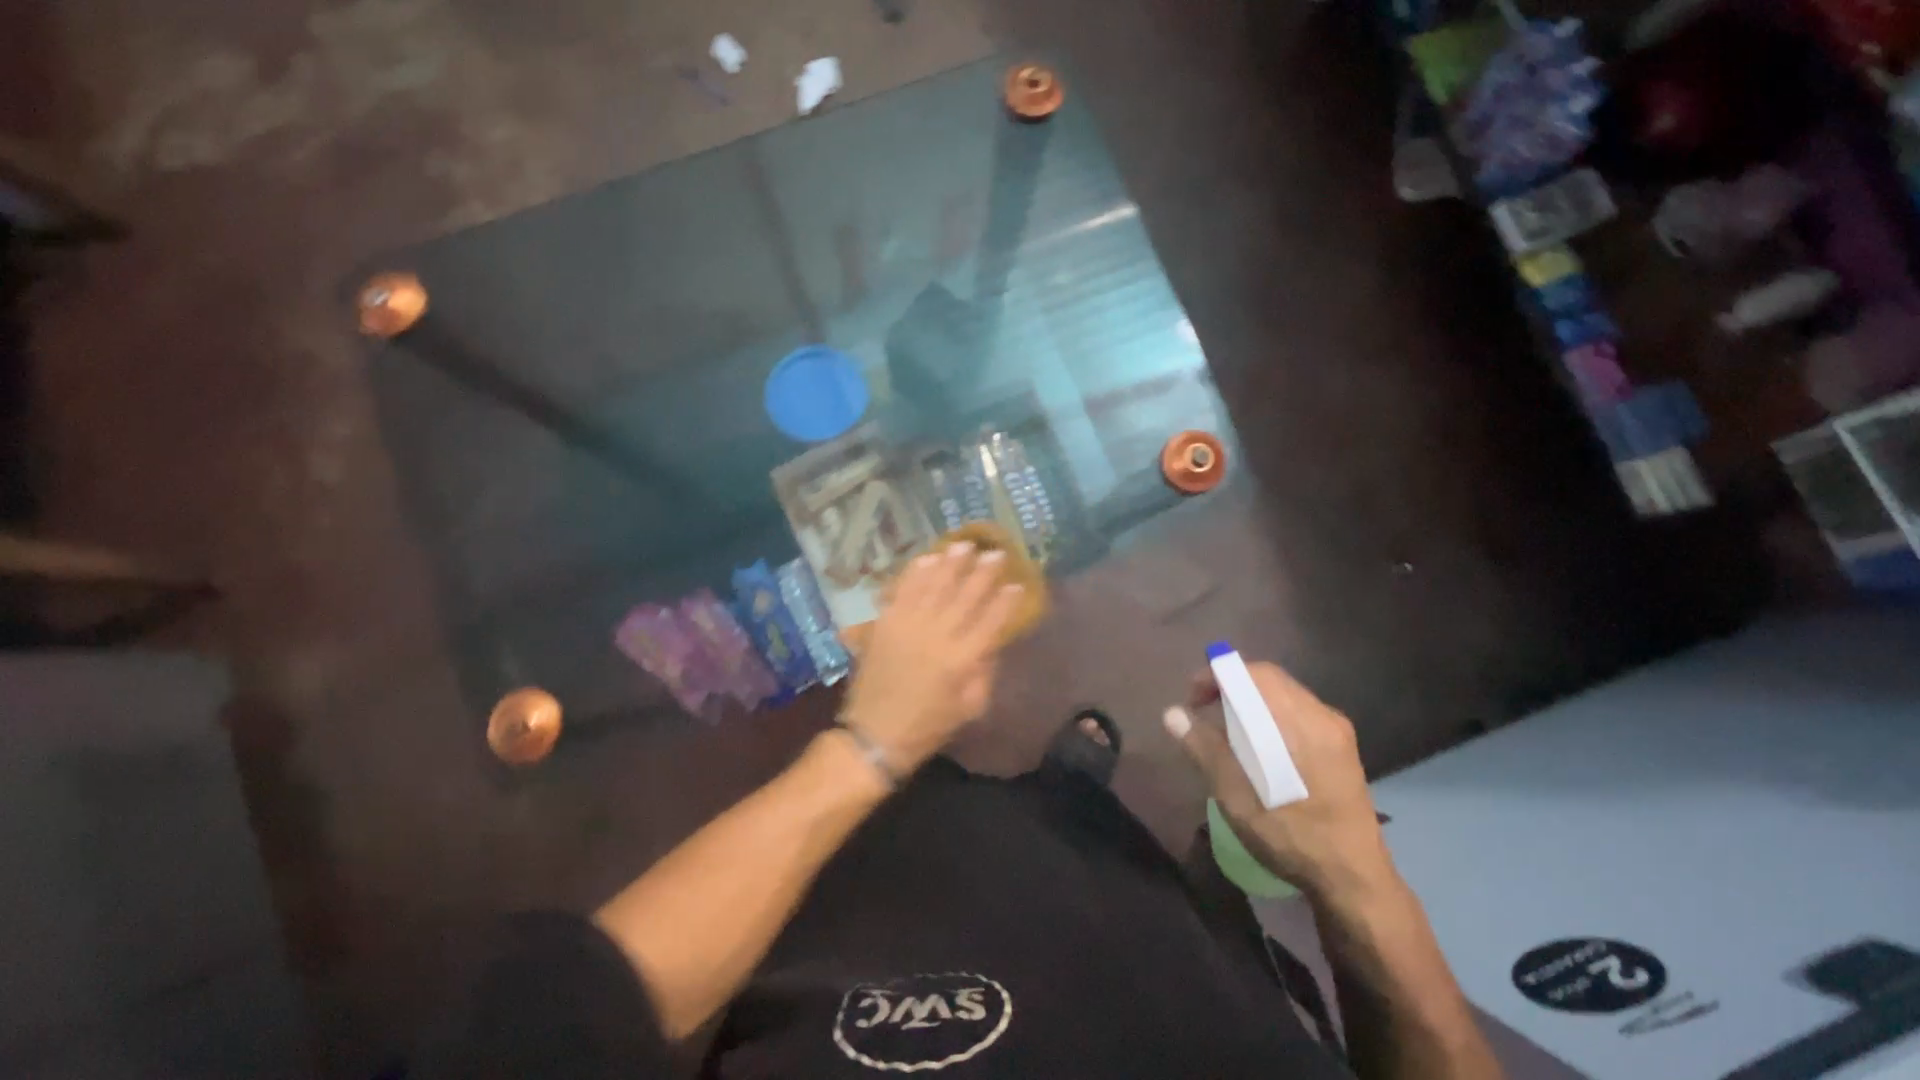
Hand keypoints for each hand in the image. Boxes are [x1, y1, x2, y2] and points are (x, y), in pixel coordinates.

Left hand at [840, 543, 1024, 774]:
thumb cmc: (928, 727)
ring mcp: (908, 626)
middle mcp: (938, 635)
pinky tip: (928, 558)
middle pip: (965, 596)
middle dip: (983, 573)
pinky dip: (916, 572)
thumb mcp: (969, 707)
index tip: (1018, 585)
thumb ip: (984, 672)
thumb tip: (992, 642)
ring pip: (934, 585)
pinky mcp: (885, 623)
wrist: (875, 735)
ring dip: (951, 563)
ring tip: (964, 545)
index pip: (991, 622)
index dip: (1006, 602)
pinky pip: (902, 590)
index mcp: (963, 659)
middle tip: (996, 553)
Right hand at [1164, 661, 1395, 903]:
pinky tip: (1255, 749)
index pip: (1256, 674)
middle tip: (1200, 712)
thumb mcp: (1240, 799)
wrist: (1355, 880)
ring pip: (1284, 697)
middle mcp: (1324, 717)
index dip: (1218, 675)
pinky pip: (1297, 716)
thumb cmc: (1294, 838)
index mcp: (1303, 723)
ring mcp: (1336, 733)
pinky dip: (1268, 719)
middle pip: (1271, 681)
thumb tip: (1172, 713)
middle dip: (1231, 688)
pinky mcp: (1339, 750)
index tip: (1191, 697)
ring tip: (1222, 731)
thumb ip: (1207, 750)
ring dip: (1249, 704)